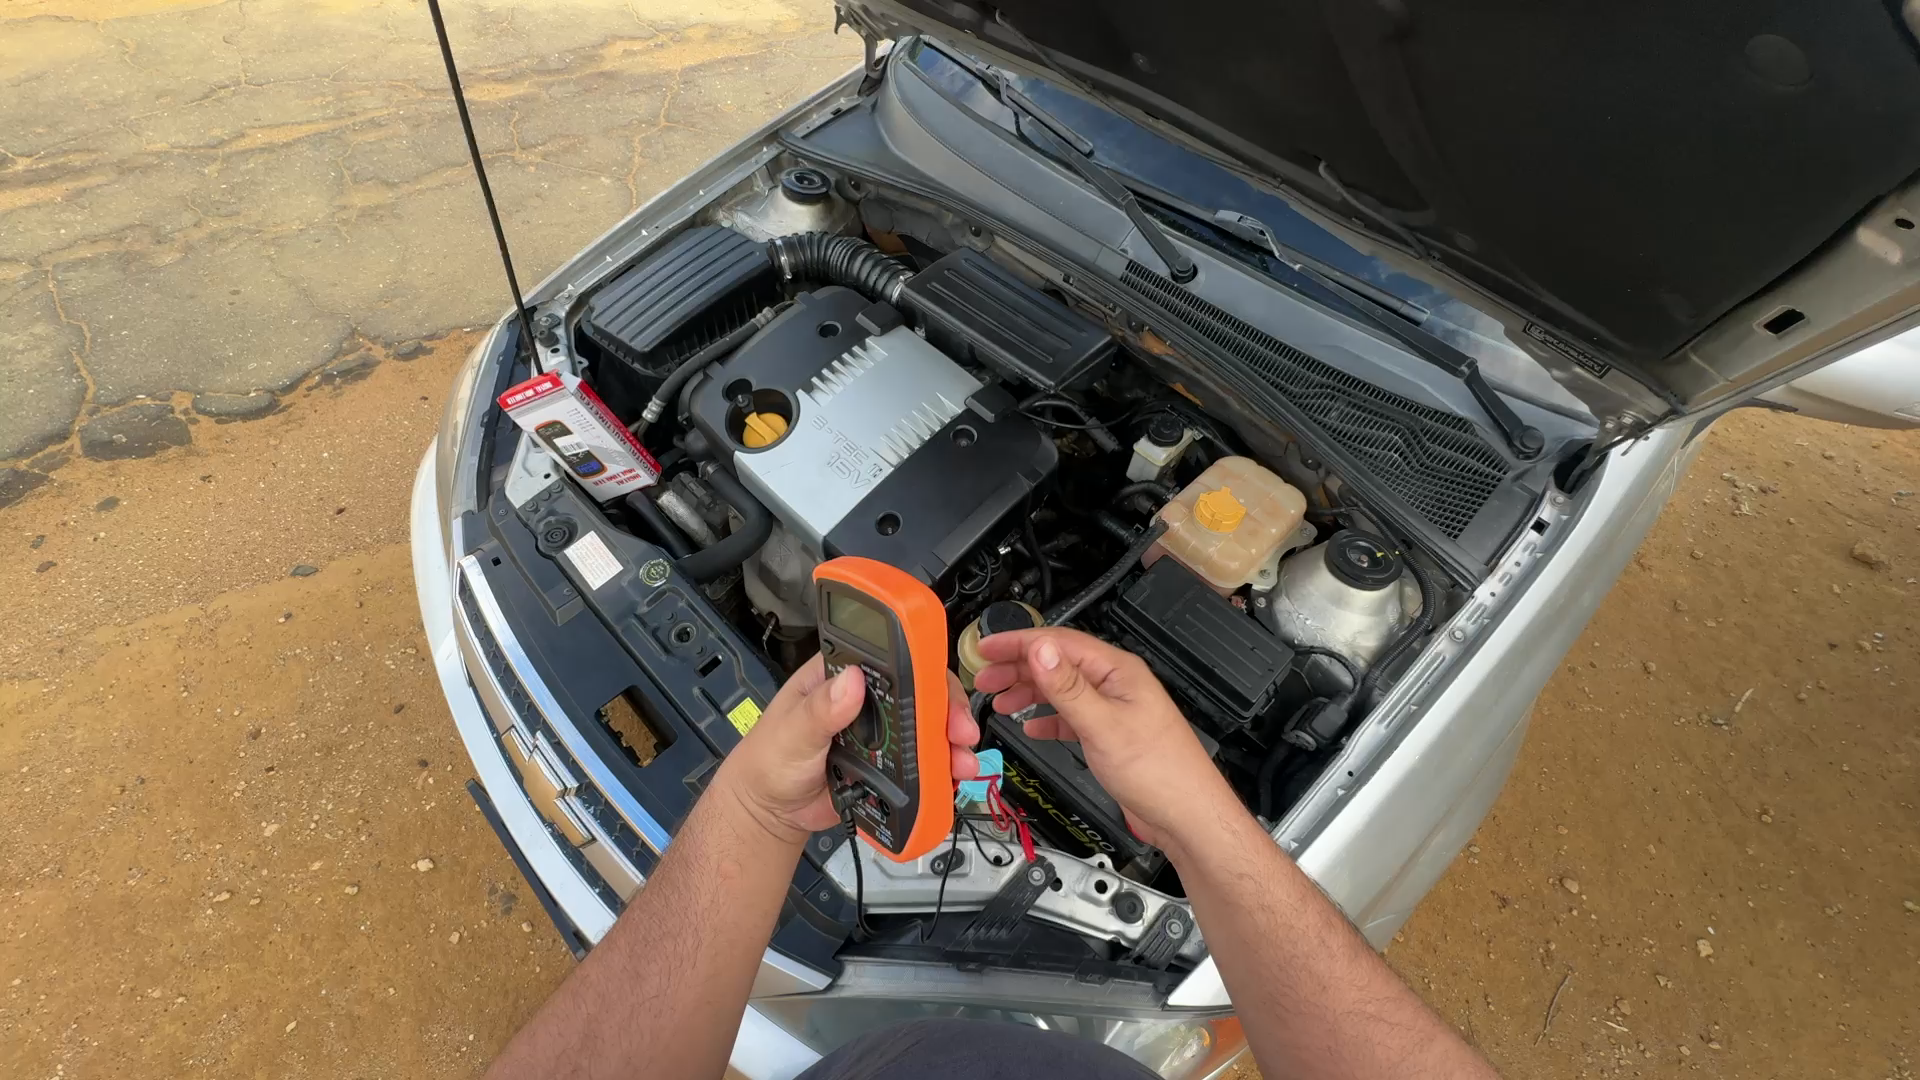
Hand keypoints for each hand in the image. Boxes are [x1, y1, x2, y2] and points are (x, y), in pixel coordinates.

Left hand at [715, 655, 979, 845]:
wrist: (771, 811)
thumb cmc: (771, 758)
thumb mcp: (791, 730)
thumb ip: (819, 710)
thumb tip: (852, 680)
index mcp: (846, 674)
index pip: (895, 659)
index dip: (925, 670)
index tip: (942, 690)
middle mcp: (870, 698)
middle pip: (923, 693)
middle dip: (949, 710)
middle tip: (962, 733)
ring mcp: (884, 731)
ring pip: (929, 729)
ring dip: (951, 744)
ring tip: (961, 764)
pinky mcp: (891, 764)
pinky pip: (923, 762)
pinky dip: (941, 770)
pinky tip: (951, 780)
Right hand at [973, 627, 1236, 852]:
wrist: (1188, 818)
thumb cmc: (1160, 772)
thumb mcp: (1103, 726)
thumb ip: (1067, 688)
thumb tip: (1039, 649)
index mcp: (1117, 670)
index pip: (1058, 643)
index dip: (1019, 642)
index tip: (987, 648)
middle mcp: (1114, 683)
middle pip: (1057, 663)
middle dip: (1018, 667)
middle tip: (985, 678)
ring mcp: (1113, 708)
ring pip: (1061, 690)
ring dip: (1029, 692)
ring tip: (1000, 701)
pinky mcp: (1110, 734)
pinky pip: (1071, 716)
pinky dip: (1048, 719)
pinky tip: (1032, 728)